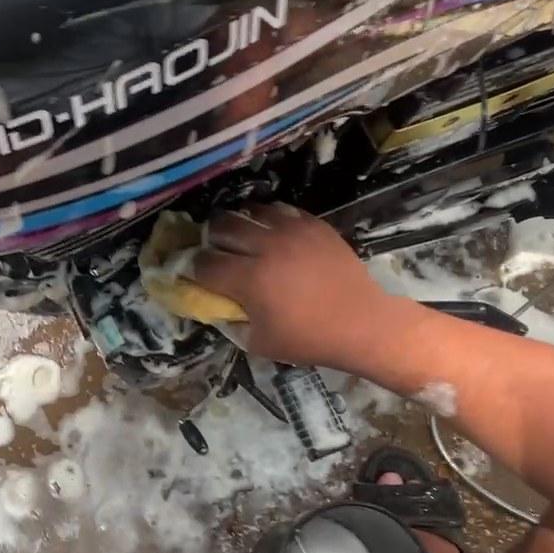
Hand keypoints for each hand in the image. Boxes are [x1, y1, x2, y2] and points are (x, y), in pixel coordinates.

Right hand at [194, 203, 393, 369]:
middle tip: (212, 247)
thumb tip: (216, 306)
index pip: (205, 263)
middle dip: (210, 236)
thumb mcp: (259, 342)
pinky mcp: (313, 225)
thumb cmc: (308, 338)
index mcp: (249, 279)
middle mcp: (267, 247)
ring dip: (238, 221)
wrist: (360, 322)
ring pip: (251, 210)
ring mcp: (292, 231)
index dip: (193, 267)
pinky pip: (281, 210)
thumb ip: (231, 323)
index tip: (193, 271)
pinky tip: (270, 231)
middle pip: (223, 226)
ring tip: (240, 234)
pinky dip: (268, 218)